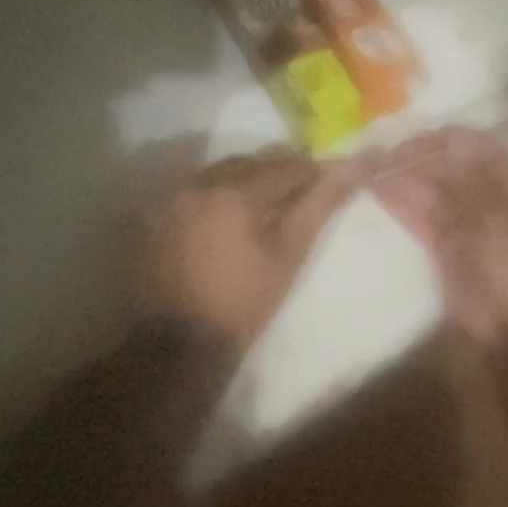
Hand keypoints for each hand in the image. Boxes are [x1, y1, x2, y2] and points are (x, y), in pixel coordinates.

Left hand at [149, 151, 358, 348]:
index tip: (332, 181)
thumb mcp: (290, 254)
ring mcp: (171, 197)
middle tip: (303, 192)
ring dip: (247, 180)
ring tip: (267, 205)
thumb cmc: (245, 302)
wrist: (184, 343)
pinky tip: (230, 217)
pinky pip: (195, 189)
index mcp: (234, 192)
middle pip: (250, 163)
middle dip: (279, 173)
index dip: (313, 172)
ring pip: (220, 172)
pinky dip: (217, 194)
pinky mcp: (155, 215)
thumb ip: (319, 205)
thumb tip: (351, 166)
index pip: (284, 166)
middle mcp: (198, 183)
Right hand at [370, 128, 507, 349]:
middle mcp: (489, 200)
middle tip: (379, 154)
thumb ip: (464, 182)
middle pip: (450, 169)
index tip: (410, 139)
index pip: (477, 148)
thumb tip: (440, 145)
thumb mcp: (495, 218)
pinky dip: (400, 204)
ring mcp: (466, 226)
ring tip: (368, 169)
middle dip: (416, 159)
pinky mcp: (445, 249)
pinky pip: (421, 219)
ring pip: (431, 193)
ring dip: (402, 179)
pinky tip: (376, 192)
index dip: (444, 140)